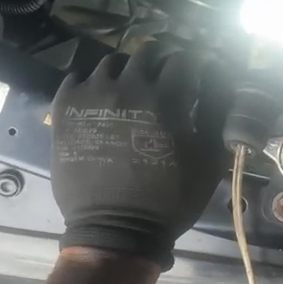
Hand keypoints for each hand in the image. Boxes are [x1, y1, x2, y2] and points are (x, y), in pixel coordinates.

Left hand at [50, 45, 229, 268]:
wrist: (116, 231)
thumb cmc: (170, 197)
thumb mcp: (209, 158)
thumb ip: (215, 112)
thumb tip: (217, 81)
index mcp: (166, 97)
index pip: (183, 59)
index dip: (193, 66)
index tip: (194, 77)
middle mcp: (128, 86)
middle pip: (147, 52)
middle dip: (160, 62)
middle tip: (163, 82)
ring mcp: (92, 95)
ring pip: (111, 63)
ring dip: (125, 72)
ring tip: (128, 92)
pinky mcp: (65, 109)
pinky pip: (77, 78)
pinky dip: (90, 85)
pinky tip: (99, 102)